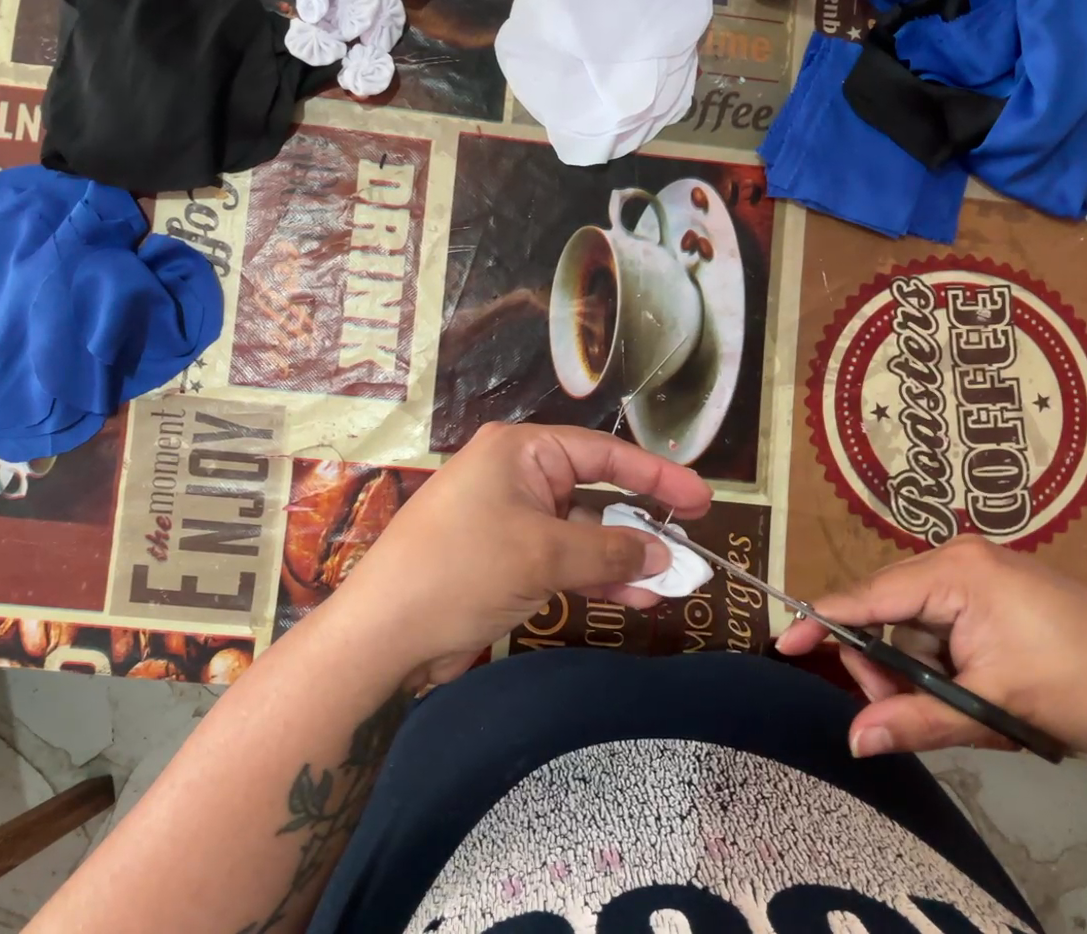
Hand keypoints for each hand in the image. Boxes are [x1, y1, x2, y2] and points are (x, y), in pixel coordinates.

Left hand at [328, 423, 712, 686]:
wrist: (386, 633)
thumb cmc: (462, 569)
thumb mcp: (543, 555)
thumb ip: (609, 552)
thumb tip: (663, 555)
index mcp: (519, 452)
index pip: (602, 454)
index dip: (656, 475)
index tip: (700, 499)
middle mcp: (516, 479)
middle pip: (595, 494)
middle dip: (641, 524)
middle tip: (690, 546)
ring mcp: (510, 523)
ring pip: (582, 535)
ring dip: (623, 560)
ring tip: (671, 584)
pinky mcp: (505, 563)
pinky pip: (562, 563)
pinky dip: (595, 579)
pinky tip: (634, 598)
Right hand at [775, 536, 1086, 761]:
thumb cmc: (1084, 689)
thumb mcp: (992, 709)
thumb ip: (916, 721)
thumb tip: (853, 741)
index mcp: (958, 572)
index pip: (869, 596)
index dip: (823, 622)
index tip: (783, 643)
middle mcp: (961, 559)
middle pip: (886, 612)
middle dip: (888, 667)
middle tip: (909, 713)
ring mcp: (980, 573)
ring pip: (911, 625)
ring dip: (920, 671)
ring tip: (966, 707)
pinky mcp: (994, 592)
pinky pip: (939, 626)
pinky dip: (943, 662)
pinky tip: (977, 689)